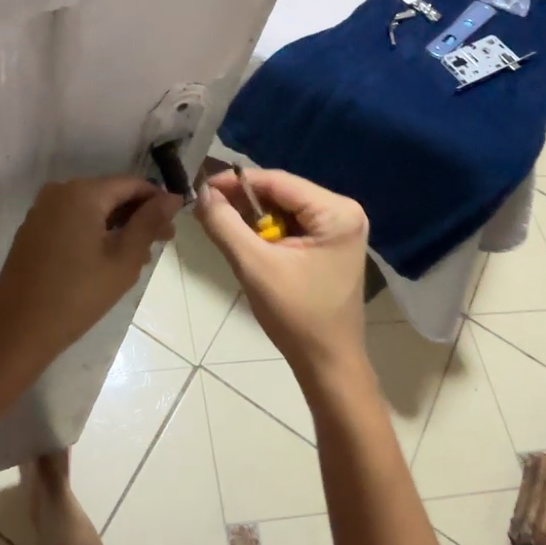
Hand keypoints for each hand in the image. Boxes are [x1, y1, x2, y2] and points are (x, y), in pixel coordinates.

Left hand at [0, 176, 183, 369]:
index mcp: (82, 193)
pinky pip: (71, 221)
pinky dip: (93, 232)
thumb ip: (149, 223)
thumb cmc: (78, 295)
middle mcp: (59, 191)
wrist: (19, 328)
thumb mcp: (123, 259)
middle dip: (137, 216)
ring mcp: (42, 210)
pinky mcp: (33, 229)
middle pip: (110, 194)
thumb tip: (172, 197)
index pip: (131, 184)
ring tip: (139, 257)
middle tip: (162, 243)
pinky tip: (107, 258)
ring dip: (117, 226)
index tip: (175, 223)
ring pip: (91, 209)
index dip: (157, 200)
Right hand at [196, 169, 370, 379]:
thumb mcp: (254, 266)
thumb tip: (201, 193)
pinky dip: (267, 231)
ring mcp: (340, 229)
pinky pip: (292, 225)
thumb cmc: (296, 316)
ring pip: (284, 208)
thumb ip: (225, 224)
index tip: (201, 188)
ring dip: (253, 217)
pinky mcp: (331, 244)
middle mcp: (344, 212)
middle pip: (282, 193)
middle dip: (244, 200)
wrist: (327, 363)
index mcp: (337, 212)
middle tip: (208, 209)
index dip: (236, 181)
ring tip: (223, 226)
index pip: (278, 181)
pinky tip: (248, 242)